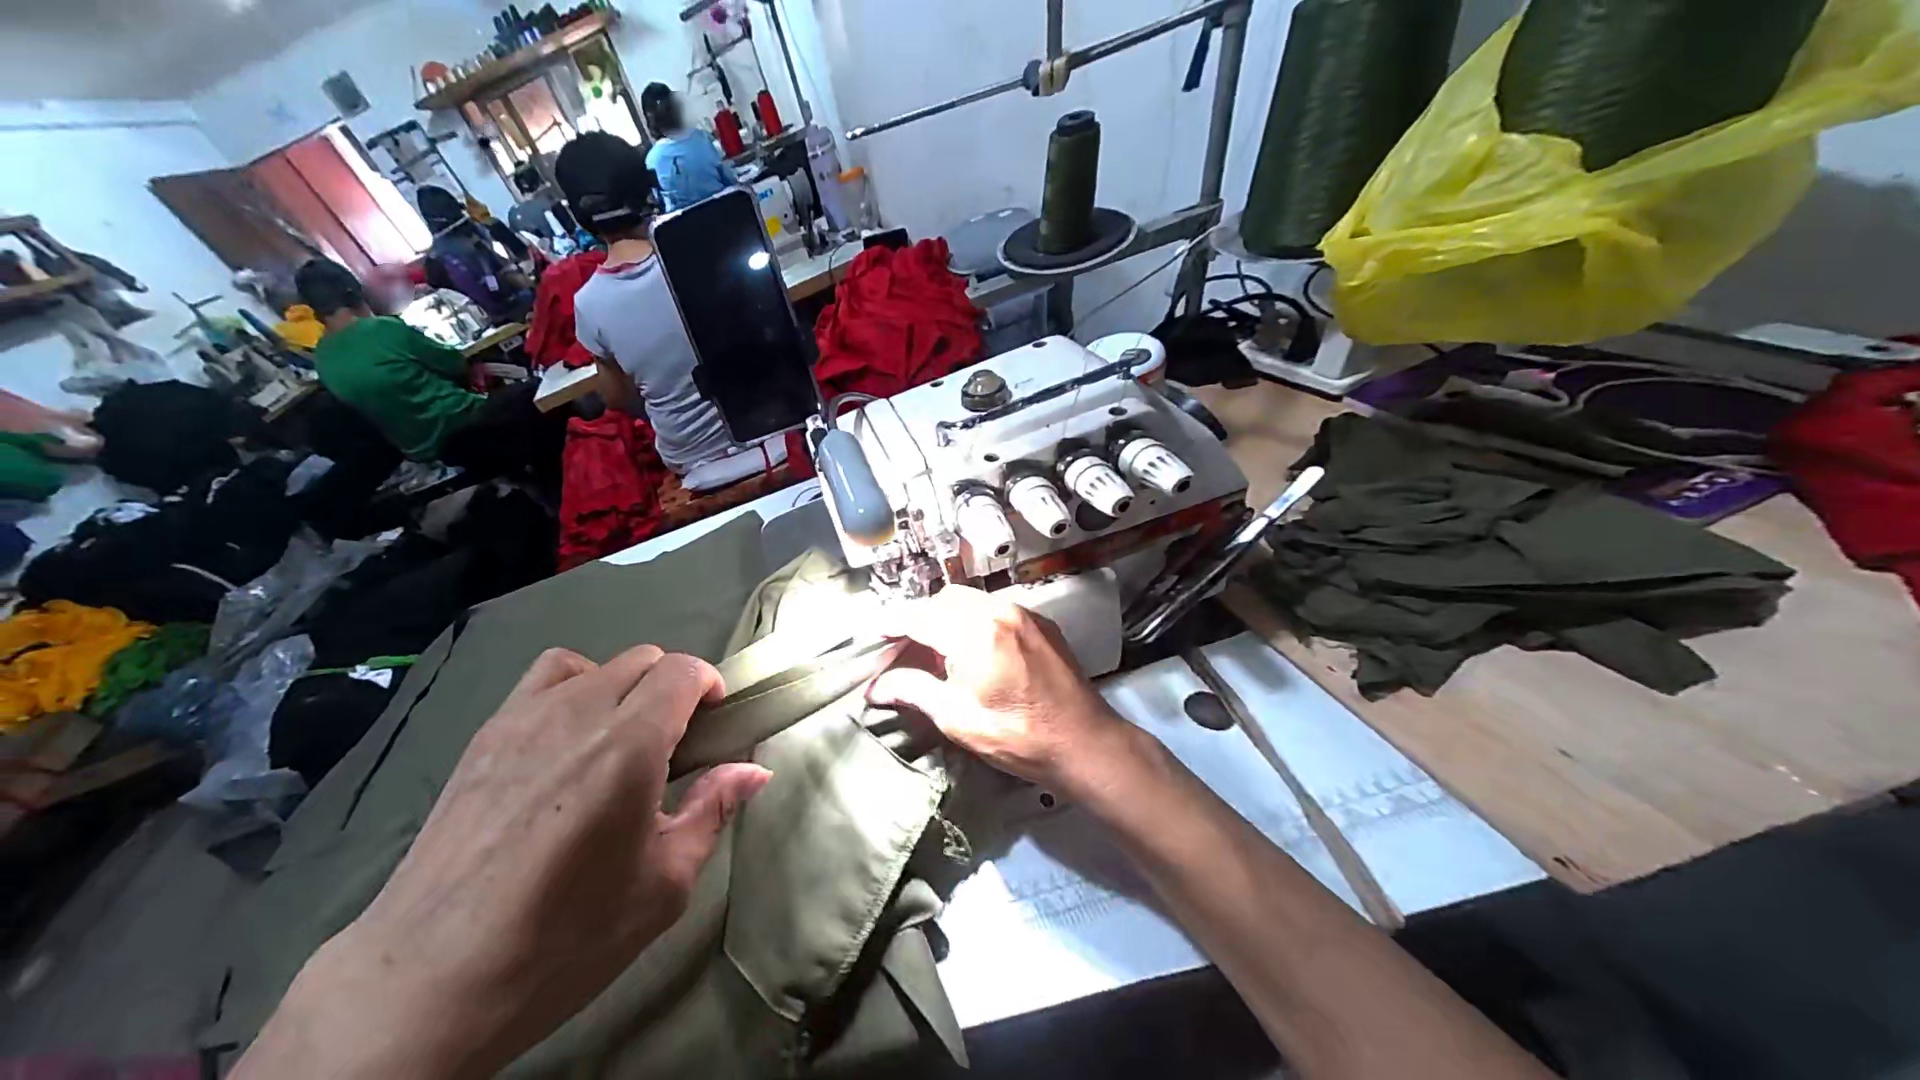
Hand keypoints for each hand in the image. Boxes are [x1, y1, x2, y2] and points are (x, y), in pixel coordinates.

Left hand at [235, 645, 770, 1078]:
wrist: (429, 980)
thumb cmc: (563, 939)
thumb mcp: (663, 886)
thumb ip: (712, 811)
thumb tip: (754, 771)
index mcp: (629, 747)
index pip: (683, 672)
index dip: (710, 687)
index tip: (715, 724)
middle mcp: (577, 715)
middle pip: (645, 660)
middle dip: (674, 687)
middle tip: (676, 742)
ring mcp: (523, 719)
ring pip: (596, 663)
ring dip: (625, 684)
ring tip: (622, 736)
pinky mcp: (485, 735)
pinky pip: (545, 678)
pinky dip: (575, 686)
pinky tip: (569, 737)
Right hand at [867, 585, 1136, 795]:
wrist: (1085, 743)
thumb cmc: (1022, 738)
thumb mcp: (959, 719)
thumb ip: (915, 692)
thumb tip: (879, 686)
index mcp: (979, 634)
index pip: (921, 616)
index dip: (893, 624)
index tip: (876, 635)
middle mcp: (1002, 612)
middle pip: (944, 601)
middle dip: (920, 620)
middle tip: (904, 650)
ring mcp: (1025, 614)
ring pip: (971, 602)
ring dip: (947, 619)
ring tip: (937, 655)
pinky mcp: (1040, 623)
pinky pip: (995, 610)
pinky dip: (974, 621)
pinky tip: (972, 652)